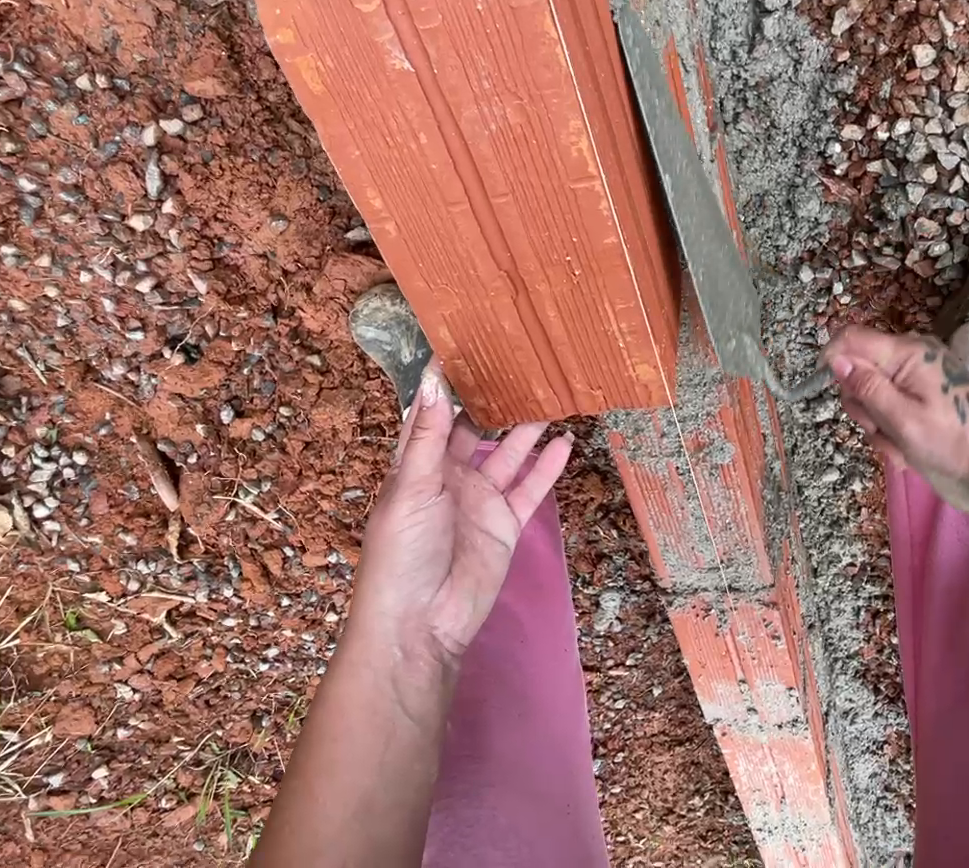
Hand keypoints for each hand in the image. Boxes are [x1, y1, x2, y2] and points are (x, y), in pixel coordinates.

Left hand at [349, 360, 573, 664]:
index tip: (466, 346)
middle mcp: (451, 476)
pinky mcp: (506, 522)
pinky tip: (566, 441)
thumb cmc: (403, 551)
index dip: (448, 385)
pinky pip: (531, 487)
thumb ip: (430, 436)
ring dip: (528, 428)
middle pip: (477, 429)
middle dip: (495, 400)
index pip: (434, 415)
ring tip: (551, 395)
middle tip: (520, 365)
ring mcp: (481, 499)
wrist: (421, 622)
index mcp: (418, 465)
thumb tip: (436, 379)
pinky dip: (548, 466)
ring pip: (510, 454)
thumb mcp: (412, 487)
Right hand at [824, 326, 968, 509]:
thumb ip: (867, 388)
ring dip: (877, 422)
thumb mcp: (903, 420)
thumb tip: (835, 360)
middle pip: (858, 368)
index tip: (825, 389)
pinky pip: (889, 400)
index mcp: (907, 354)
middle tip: (880, 430)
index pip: (850, 338)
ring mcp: (918, 372)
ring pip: (871, 390)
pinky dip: (891, 426)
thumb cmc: (954, 442)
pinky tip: (907, 446)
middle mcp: (911, 355)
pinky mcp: (923, 388)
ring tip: (899, 445)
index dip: (830, 359)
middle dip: (861, 404)